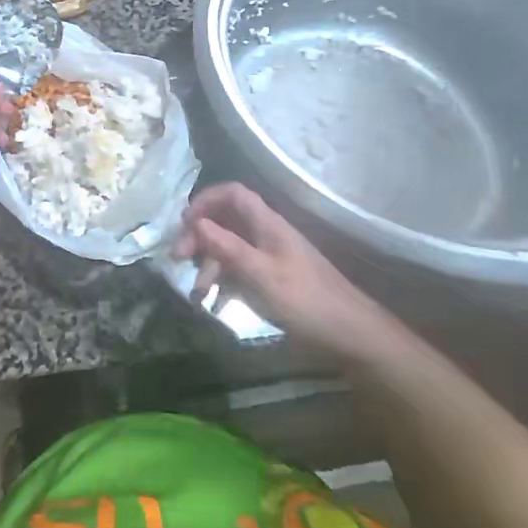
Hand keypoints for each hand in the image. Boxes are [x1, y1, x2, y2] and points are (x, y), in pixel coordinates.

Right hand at [174, 182, 402, 356]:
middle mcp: (266, 234)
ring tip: (196, 294)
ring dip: (208, 266)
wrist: (349, 333)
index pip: (233, 194)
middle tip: (179, 258)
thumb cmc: (306, 300)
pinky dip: (222, 282)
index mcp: (267, 224)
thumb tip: (195, 222)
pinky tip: (213, 303)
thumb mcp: (262, 275)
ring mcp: (269, 256)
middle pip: (225, 221)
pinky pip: (238, 271)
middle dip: (199, 237)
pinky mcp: (271, 278)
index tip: (185, 221)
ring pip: (228, 248)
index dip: (206, 200)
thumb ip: (228, 247)